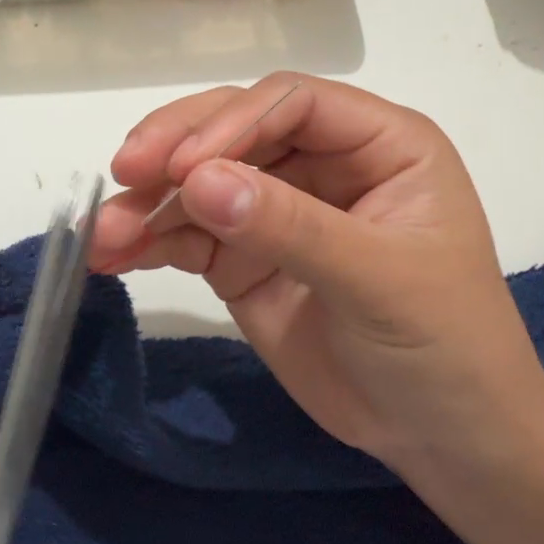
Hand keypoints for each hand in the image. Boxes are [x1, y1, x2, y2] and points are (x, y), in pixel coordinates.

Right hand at [91, 74, 543, 468]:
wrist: (440, 440)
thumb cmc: (443, 347)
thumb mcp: (377, 281)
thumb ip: (288, 227)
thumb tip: (194, 181)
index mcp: (376, 145)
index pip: (289, 103)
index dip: (230, 122)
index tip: (183, 169)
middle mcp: (318, 164)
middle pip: (229, 129)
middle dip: (173, 150)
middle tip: (123, 173)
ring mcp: (272, 210)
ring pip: (194, 183)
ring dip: (144, 203)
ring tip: (101, 234)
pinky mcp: (238, 257)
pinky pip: (182, 235)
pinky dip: (145, 242)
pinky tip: (109, 255)